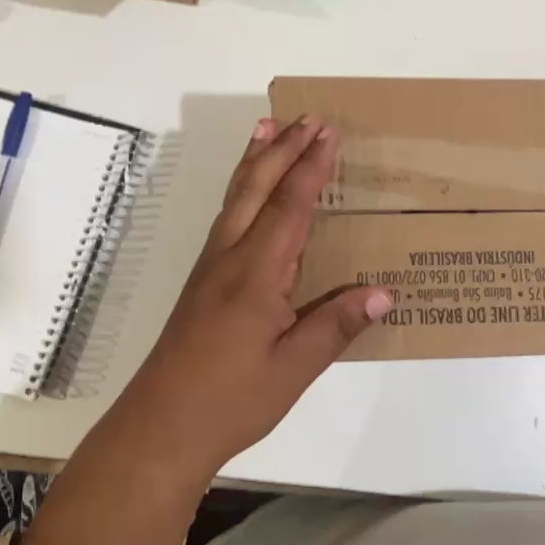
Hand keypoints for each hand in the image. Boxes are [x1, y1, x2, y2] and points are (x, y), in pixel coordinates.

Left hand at [107, 116, 391, 478]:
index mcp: (256, 273)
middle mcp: (230, 258)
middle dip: (282, 149)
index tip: (329, 133)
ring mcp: (211, 268)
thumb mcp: (294, 369)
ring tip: (266, 128)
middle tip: (304, 116)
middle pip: (256, 188)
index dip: (311, 167)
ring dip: (254, 160)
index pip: (290, 207)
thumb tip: (384, 293)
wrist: (160, 427)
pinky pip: (227, 218)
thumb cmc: (231, 400)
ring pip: (236, 199)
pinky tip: (247, 195)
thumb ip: (335, 326)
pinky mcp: (203, 283)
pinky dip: (241, 190)